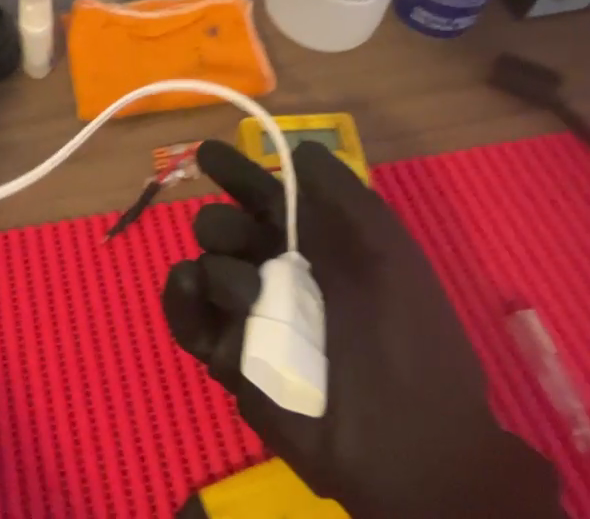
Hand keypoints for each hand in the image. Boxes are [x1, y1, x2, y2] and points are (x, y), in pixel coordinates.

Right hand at [161, 142, 563, 517]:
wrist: (410, 440)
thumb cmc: (406, 333)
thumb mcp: (385, 248)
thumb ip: (341, 192)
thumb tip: (296, 148)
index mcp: (314, 247)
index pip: (263, 197)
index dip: (236, 171)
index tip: (207, 151)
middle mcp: (276, 275)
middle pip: (223, 228)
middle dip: (222, 222)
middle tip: (238, 234)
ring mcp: (249, 317)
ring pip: (202, 267)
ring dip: (216, 263)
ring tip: (247, 288)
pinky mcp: (228, 356)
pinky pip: (186, 317)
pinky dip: (179, 296)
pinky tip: (189, 284)